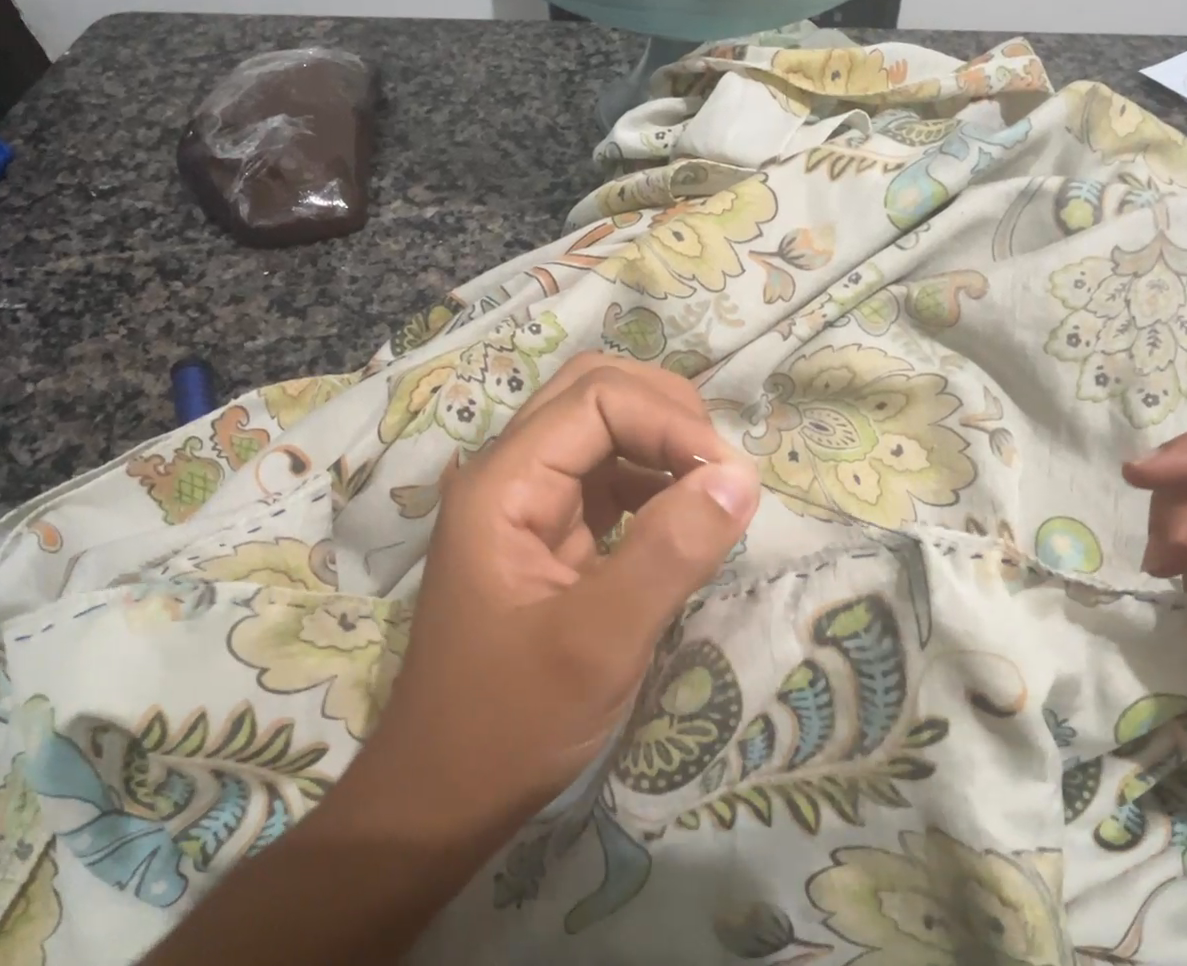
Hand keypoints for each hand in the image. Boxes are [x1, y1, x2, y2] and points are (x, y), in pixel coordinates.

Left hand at [141, 355, 757, 965]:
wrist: (444, 793)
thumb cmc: (510, 722)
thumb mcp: (600, 643)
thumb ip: (670, 553)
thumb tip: (741, 475)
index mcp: (503, 485)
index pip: (596, 399)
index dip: (671, 422)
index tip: (731, 480)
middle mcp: (509, 476)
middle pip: (593, 393)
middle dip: (667, 414)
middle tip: (722, 470)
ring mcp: (526, 505)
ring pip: (601, 430)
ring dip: (663, 445)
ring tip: (714, 491)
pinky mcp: (547, 537)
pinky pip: (607, 481)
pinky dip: (654, 484)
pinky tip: (685, 518)